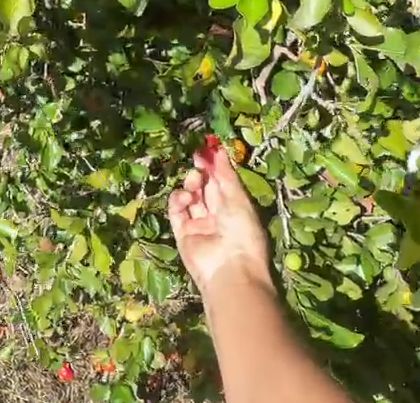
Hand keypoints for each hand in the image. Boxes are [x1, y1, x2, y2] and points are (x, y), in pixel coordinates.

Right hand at [168, 139, 272, 297]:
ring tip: (195, 181)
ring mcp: (199, 224)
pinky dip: (178, 199)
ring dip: (191, 184)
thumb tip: (220, 151)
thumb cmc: (242, 231)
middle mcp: (217, 215)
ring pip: (190, 196)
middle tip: (198, 159)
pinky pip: (177, 210)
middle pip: (205, 187)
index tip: (207, 150)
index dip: (214, 166)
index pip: (221, 182)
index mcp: (234, 208)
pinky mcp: (182, 233)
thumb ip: (226, 174)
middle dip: (201, 172)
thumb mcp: (238, 198)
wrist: (230, 269)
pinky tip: (186, 196)